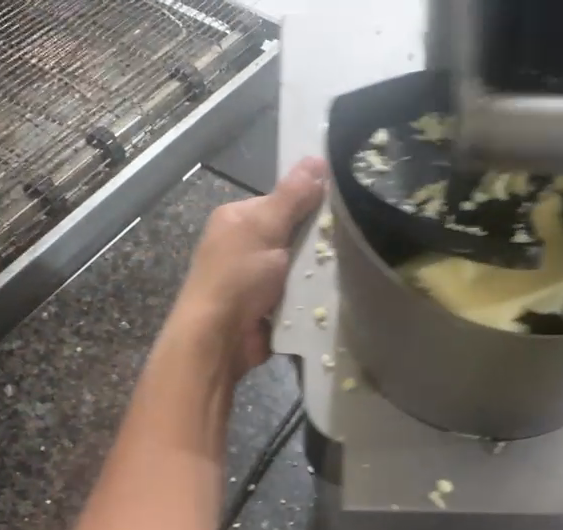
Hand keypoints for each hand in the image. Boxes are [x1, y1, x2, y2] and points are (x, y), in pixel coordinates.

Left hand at [169, 157, 327, 375]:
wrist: (220, 338)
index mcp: (237, 219)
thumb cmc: (237, 277)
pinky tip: (330, 301)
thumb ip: (292, 197)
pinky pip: (298, 299)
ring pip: (299, 270)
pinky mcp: (268, 311)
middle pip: (293, 238)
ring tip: (343, 276)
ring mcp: (256, 282)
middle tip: (343, 250)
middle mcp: (244, 247)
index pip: (281, 203)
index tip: (336, 215)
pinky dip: (311, 301)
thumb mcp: (265, 228)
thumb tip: (318, 159)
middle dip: (315, 246)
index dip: (308, 206)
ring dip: (316, 277)